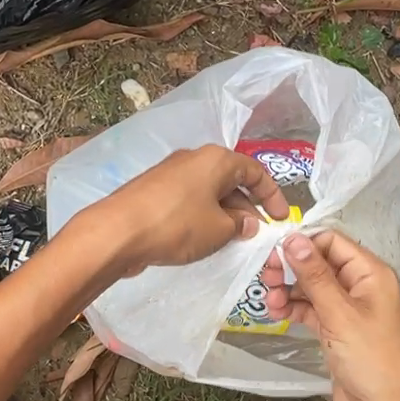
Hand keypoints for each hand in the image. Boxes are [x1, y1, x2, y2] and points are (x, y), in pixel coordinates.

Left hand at [76, 145, 289, 276]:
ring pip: (208, 192)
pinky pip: (188, 201)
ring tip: (231, 241)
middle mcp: (194, 159)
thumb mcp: (219, 229)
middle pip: (230, 181)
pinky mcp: (153, 191)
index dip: (272, 195)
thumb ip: (240, 225)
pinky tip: (202, 240)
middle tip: (255, 235)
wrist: (117, 231)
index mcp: (216, 159)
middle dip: (246, 208)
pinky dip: (202, 217)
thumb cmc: (177, 225)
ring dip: (223, 215)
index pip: (255, 172)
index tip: (282, 218)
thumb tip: (248, 222)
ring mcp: (170, 173)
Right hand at [260, 232, 399, 400]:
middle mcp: (360, 285)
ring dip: (289, 289)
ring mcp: (348, 308)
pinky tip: (276, 313)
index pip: (331, 241)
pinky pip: (312, 308)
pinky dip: (294, 308)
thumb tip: (292, 238)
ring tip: (270, 301)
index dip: (302, 243)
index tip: (272, 253)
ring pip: (312, 286)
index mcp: (370, 273)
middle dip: (291, 267)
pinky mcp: (337, 329)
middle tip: (266, 278)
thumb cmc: (370, 359)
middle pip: (319, 262)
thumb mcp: (339, 314)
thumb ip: (314, 275)